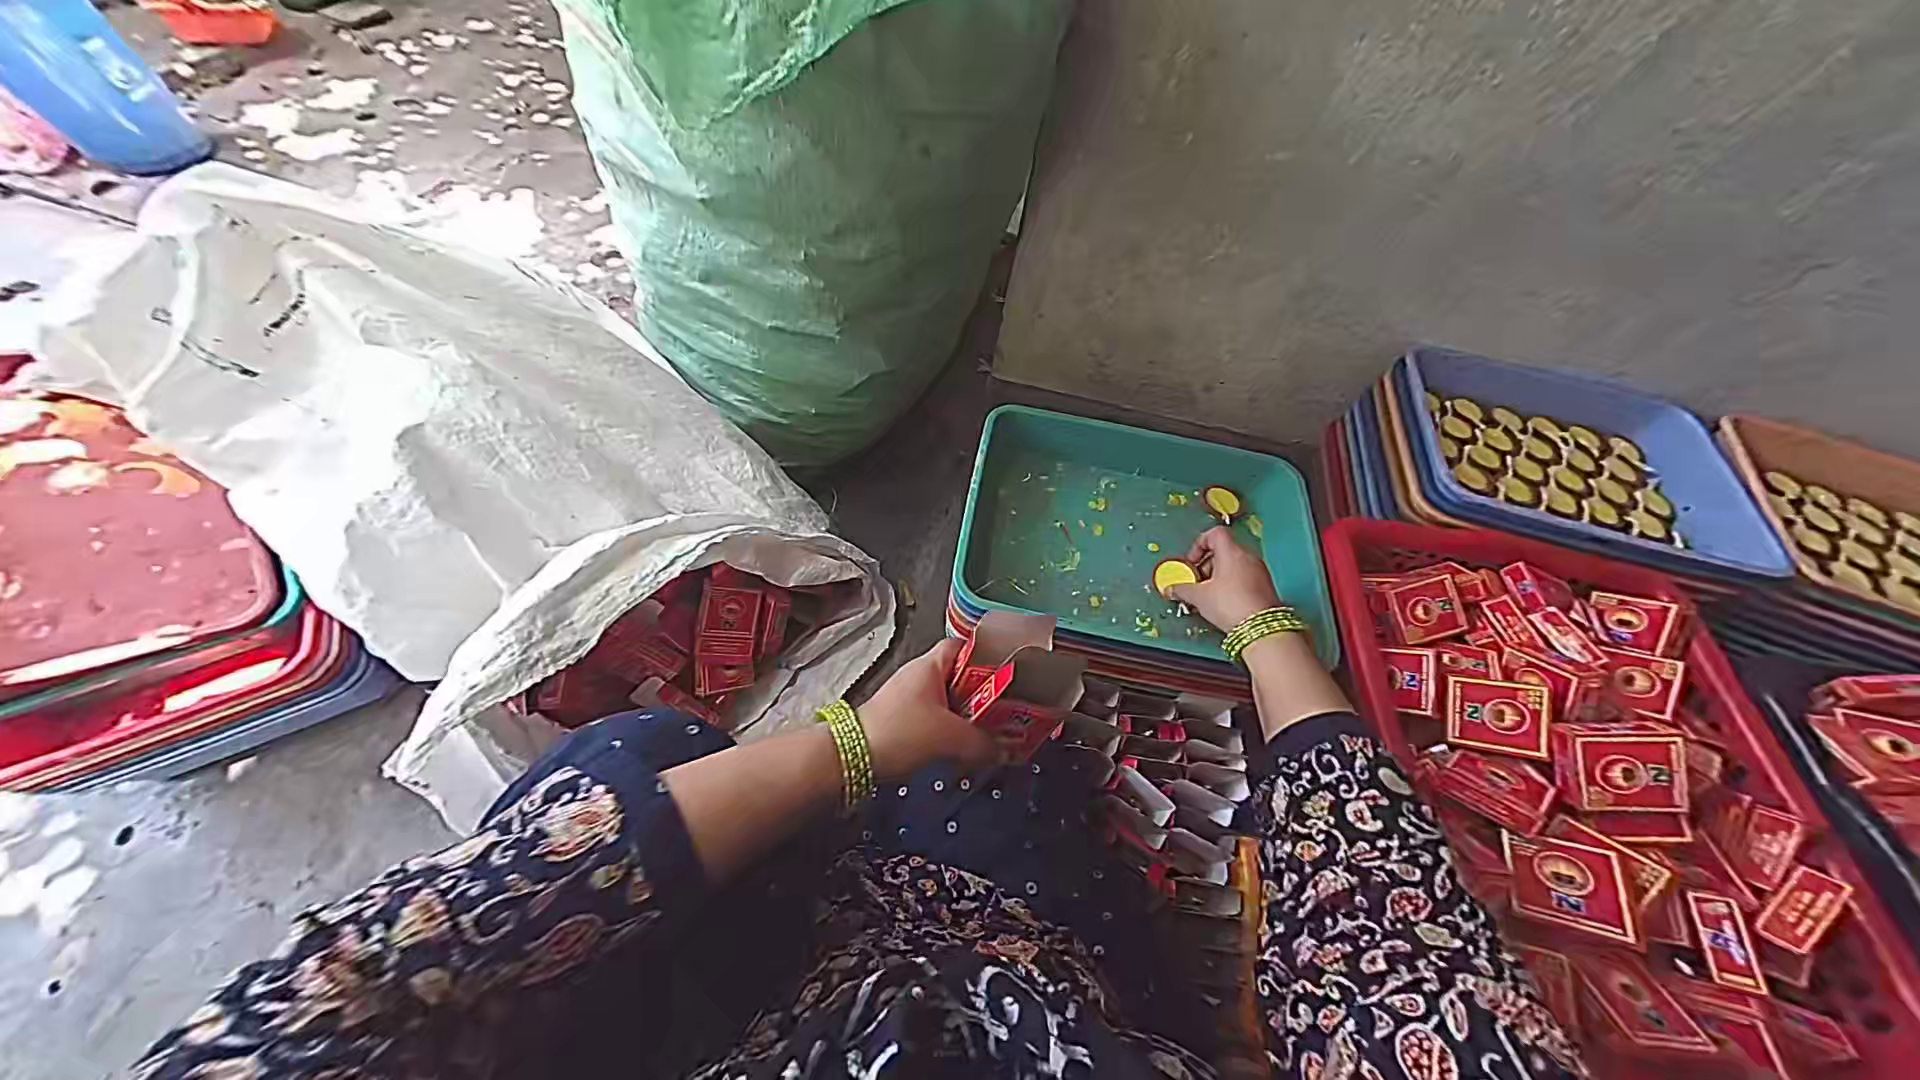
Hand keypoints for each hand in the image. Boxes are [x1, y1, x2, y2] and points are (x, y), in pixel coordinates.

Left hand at [858, 639, 1000, 779]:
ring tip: (989, 732)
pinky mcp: (902, 719)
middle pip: (959, 676)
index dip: (985, 655)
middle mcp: (918, 675)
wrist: (852, 756)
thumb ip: (983, 743)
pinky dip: (950, 728)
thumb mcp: (949, 737)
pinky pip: (935, 717)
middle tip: (1005, 710)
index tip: (1006, 673)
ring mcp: (908, 697)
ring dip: (967, 715)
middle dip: (982, 693)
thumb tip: (1006, 752)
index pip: (962, 646)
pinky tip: (962, 747)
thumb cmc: (902, 732)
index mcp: (929, 666)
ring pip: (947, 699)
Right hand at [1168, 526, 1282, 630]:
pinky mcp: (1265, 586)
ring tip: (1208, 595)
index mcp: (1232, 552)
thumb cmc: (1231, 605)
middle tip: (1197, 582)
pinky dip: (1231, 585)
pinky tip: (1223, 602)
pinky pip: (1244, 577)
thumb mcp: (1199, 597)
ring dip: (1218, 576)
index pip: (1215, 534)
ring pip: (1234, 565)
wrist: (1260, 629)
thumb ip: (1182, 589)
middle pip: (1223, 550)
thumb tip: (1172, 589)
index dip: (1199, 545)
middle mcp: (1248, 557)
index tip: (1191, 562)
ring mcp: (1259, 571)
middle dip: (1206, 565)